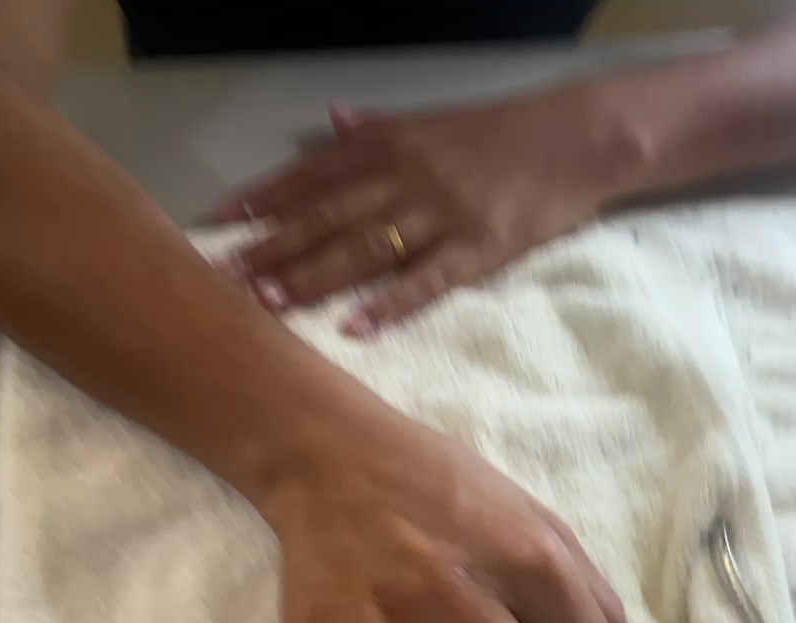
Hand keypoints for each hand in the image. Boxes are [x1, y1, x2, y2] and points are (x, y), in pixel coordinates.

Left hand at [216, 86, 643, 335]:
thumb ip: (376, 129)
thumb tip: (331, 121)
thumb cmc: (496, 136)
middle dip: (272, 246)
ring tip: (271, 302)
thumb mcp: (430, 123)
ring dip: (315, 275)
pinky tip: (355, 327)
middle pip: (326, 214)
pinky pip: (427, 280)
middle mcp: (404, 175)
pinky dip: (390, 304)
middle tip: (225, 277)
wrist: (574, 139)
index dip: (264, 200)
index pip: (312, 176)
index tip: (220, 225)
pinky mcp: (479, 248)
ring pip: (365, 247)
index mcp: (389, 144)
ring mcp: (441, 213)